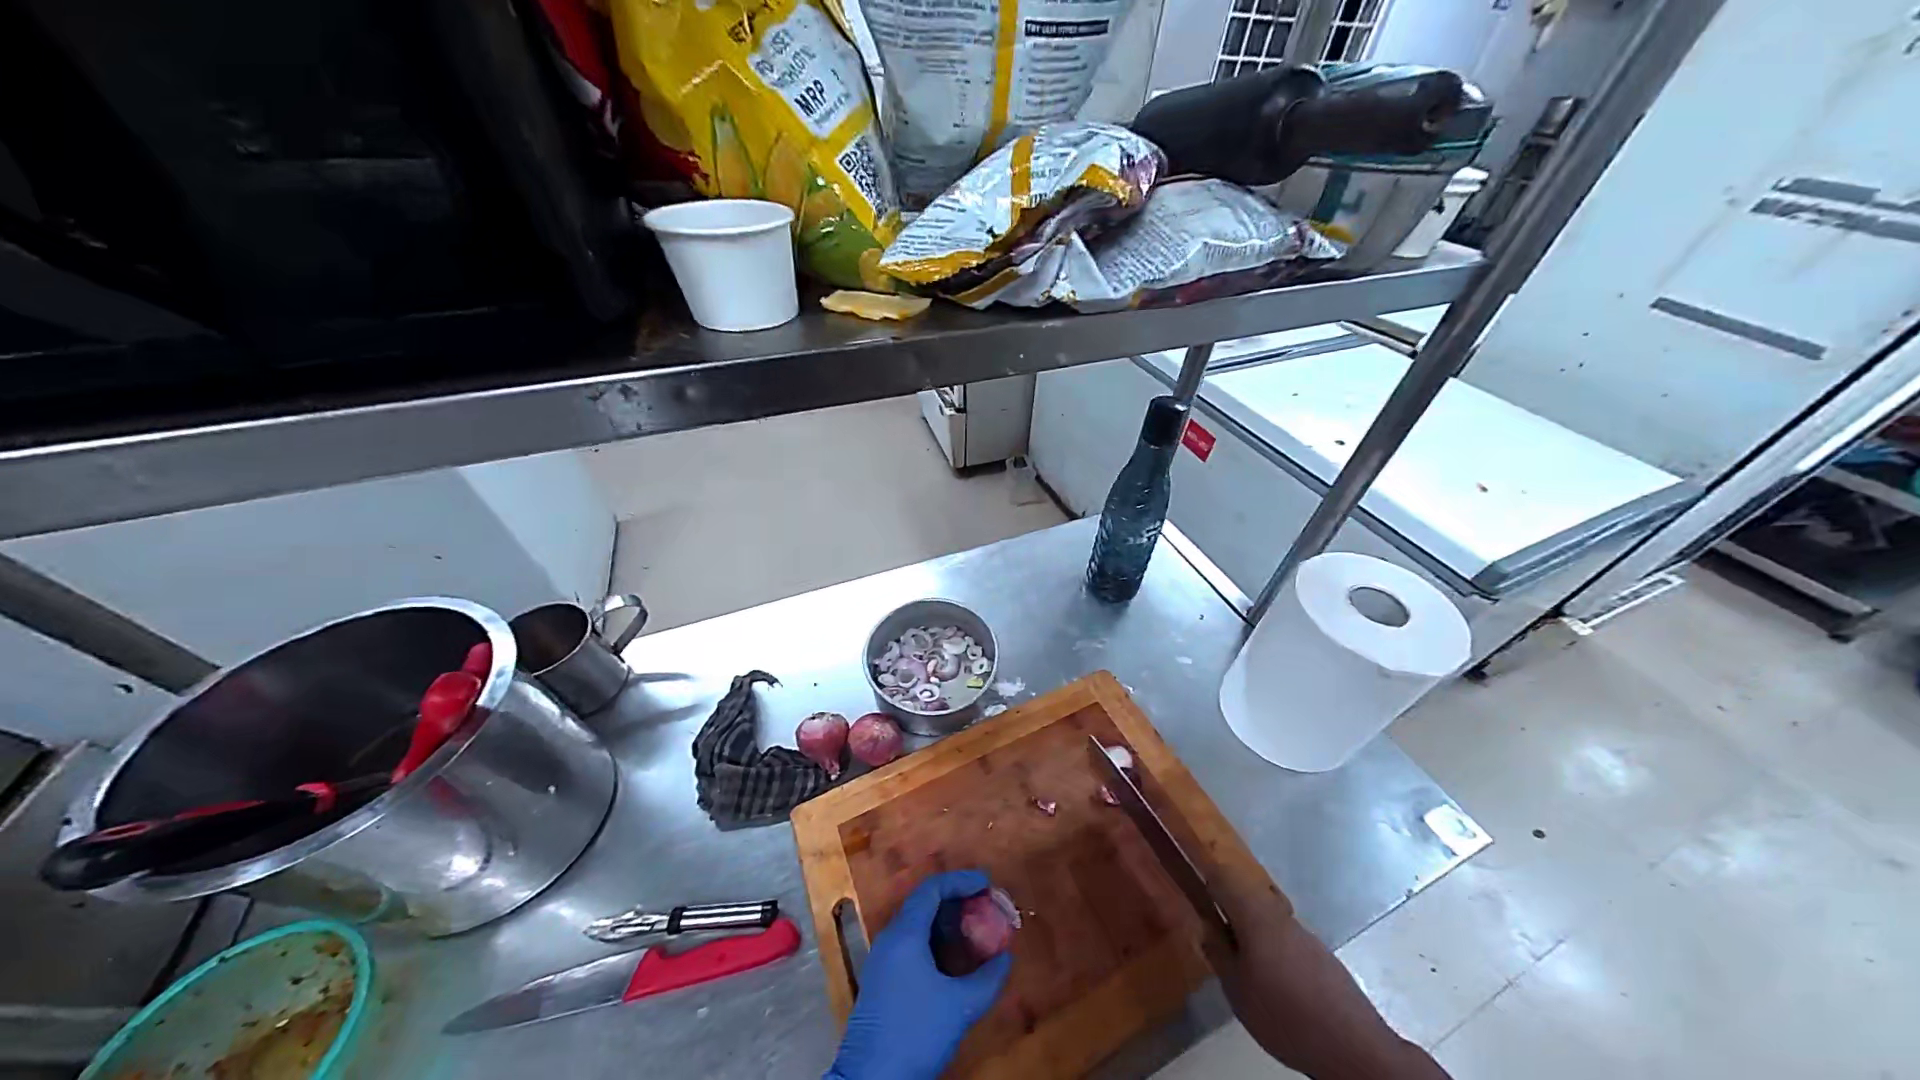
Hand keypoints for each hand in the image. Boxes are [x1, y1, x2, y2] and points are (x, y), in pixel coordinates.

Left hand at [826, 869, 1011, 1079]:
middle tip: (984, 903)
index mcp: (905, 934)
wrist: (872, 1079)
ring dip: (944, 919)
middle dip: (955, 898)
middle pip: (922, 902)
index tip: (986, 882)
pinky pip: (910, 942)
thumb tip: (1005, 958)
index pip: (931, 888)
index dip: (960, 881)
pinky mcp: (882, 978)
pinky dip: (933, 938)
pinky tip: (953, 956)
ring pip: (915, 923)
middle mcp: (890, 938)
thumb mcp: (960, 1006)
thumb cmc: (916, 1033)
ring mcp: (882, 958)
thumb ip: (987, 979)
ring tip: (974, 926)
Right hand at [1201, 864, 1447, 1079]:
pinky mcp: (1322, 956)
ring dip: (1251, 931)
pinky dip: (1272, 950)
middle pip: (1247, 895)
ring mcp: (1305, 935)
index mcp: (1255, 915)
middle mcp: (1280, 915)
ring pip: (1267, 918)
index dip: (1204, 878)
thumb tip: (1206, 928)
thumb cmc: (1284, 1014)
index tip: (1192, 889)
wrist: (1353, 1048)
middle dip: (1228, 908)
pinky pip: (1286, 939)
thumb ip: (1218, 953)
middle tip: (1214, 934)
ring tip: (1242, 963)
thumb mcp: (1237, 990)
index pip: (1223, 877)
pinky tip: (1273, 981)